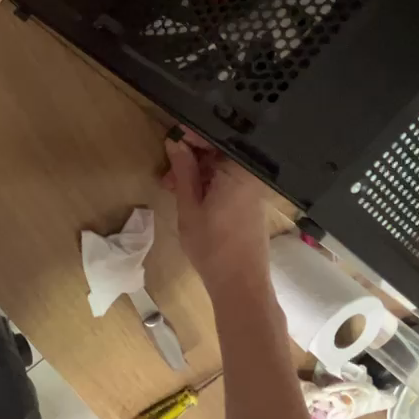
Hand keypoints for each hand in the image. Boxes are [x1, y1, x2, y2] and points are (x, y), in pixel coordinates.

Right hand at [163, 130, 270, 301]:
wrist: (239, 284)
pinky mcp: (249, 201)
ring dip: (195, 170)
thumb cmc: (212, 246)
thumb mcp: (188, 205)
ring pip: (220, 166)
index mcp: (239, 171)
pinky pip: (226, 180)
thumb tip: (175, 141)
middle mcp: (250, 175)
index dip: (190, 134)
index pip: (214, 137)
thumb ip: (183, 169)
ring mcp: (252, 188)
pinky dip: (206, 182)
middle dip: (190, 154)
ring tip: (171, 185)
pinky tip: (187, 195)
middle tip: (166, 168)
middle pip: (218, 150)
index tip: (169, 138)